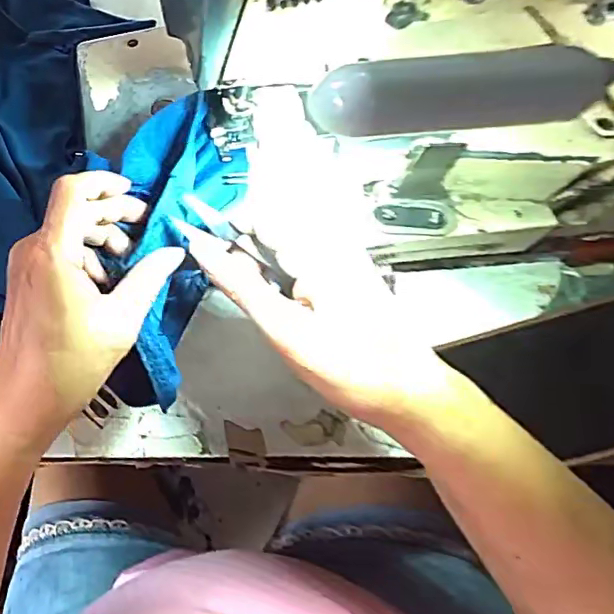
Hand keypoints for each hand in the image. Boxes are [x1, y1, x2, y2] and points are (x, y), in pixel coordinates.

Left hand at [0, 172, 184, 450]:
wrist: (24, 396)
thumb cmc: (71, 363)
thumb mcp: (121, 319)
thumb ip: (148, 278)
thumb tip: (173, 252)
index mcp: (52, 251)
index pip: (72, 191)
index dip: (103, 183)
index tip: (133, 193)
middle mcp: (32, 248)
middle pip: (74, 209)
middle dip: (112, 213)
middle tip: (144, 228)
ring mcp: (24, 262)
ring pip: (66, 229)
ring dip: (100, 236)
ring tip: (128, 262)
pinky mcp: (24, 276)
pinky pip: (56, 249)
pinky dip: (83, 254)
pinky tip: (104, 280)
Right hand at [175, 221, 473, 432]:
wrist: (411, 397)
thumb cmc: (355, 369)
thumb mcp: (283, 329)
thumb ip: (238, 283)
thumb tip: (202, 249)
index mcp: (316, 250)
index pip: (254, 216)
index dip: (222, 231)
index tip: (203, 249)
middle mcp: (331, 246)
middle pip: (265, 232)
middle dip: (241, 257)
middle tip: (243, 295)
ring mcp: (340, 261)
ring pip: (278, 250)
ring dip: (259, 271)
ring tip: (270, 310)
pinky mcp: (344, 276)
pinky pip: (296, 265)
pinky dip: (278, 281)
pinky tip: (285, 309)